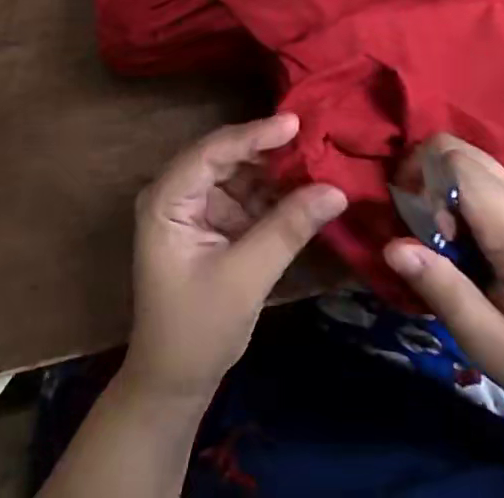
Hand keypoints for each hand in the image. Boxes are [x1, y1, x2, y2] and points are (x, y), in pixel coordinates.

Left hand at [125, 114, 346, 400]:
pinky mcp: (217, 224)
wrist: (176, 380)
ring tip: (320, 159)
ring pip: (242, 174)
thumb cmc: (198, 329)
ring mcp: (198, 209)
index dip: (253, 135)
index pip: (211, 153)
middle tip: (317, 138)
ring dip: (278, 171)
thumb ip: (287, 229)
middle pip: (227, 157)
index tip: (295, 123)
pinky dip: (277, 195)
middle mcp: (178, 194)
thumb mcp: (245, 278)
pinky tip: (308, 189)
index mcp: (166, 201)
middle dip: (270, 150)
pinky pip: (249, 198)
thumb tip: (336, 190)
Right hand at [382, 134, 503, 441]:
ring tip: (440, 239)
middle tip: (416, 227)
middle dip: (423, 173)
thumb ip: (442, 290)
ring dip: (441, 184)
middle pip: (460, 150)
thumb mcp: (491, 345)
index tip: (412, 226)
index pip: (455, 162)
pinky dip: (460, 193)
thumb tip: (391, 246)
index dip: (419, 179)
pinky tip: (463, 242)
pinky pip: (487, 180)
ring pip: (472, 160)